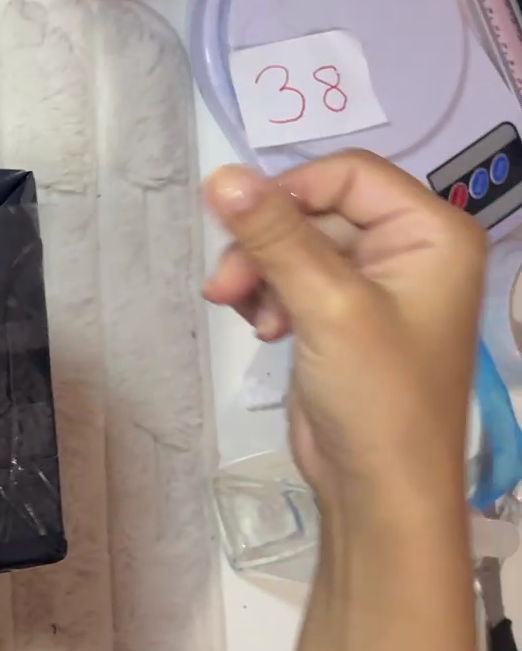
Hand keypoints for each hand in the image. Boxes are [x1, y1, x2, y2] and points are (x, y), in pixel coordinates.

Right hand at [202, 151, 485, 516]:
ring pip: (286, 241)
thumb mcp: (324, 304)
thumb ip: (274, 236)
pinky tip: (261, 325)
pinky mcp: (336, 306)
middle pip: (307, 209)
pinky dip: (261, 293)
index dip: (285, 195)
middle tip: (228, 289)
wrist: (375, 475)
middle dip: (260, 245)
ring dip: (253, 272)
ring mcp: (369, 279)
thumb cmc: (375, 389)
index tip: (242, 234)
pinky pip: (283, 273)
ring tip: (245, 312)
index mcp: (429, 234)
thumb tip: (222, 175)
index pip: (344, 175)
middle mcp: (405, 248)